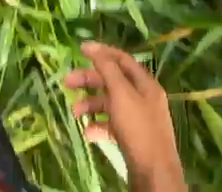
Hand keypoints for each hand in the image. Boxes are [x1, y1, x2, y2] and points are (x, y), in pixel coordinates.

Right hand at [64, 41, 184, 191]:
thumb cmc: (138, 129)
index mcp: (145, 84)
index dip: (101, 53)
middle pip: (112, 81)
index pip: (122, 59)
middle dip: (89, 81)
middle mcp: (143, 99)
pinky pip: (112, 125)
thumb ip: (107, 68)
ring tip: (75, 113)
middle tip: (67, 82)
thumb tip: (92, 46)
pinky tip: (89, 133)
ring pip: (110, 104)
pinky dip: (99, 126)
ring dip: (91, 105)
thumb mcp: (121, 93)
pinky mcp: (132, 138)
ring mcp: (138, 120)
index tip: (80, 50)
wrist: (154, 174)